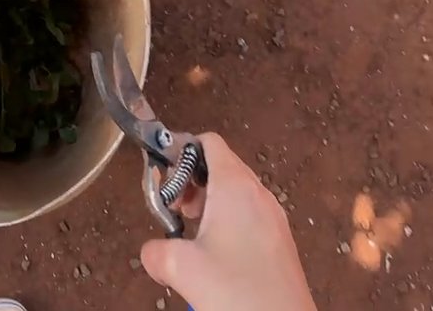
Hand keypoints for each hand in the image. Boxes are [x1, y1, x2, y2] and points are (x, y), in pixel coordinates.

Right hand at [140, 132, 316, 310]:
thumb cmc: (236, 291)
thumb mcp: (182, 268)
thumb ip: (156, 251)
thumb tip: (150, 252)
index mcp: (234, 185)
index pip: (208, 142)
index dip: (181, 149)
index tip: (164, 173)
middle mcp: (258, 193)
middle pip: (220, 165)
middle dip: (191, 180)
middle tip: (175, 207)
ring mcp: (274, 217)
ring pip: (236, 191)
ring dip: (209, 202)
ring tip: (193, 233)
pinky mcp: (281, 242)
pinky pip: (250, 214)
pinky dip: (229, 221)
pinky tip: (217, 255)